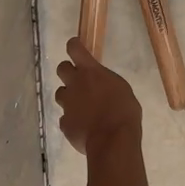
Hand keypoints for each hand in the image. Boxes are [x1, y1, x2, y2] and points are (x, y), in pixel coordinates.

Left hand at [55, 37, 141, 156]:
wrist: (112, 140)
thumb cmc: (124, 111)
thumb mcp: (121, 89)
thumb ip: (107, 84)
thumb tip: (102, 87)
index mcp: (90, 72)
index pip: (74, 49)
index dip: (74, 45)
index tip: (76, 46)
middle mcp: (75, 84)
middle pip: (61, 68)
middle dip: (68, 71)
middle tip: (79, 80)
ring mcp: (67, 104)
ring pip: (60, 93)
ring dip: (69, 96)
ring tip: (82, 106)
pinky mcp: (64, 123)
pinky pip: (65, 117)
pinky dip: (72, 119)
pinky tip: (83, 126)